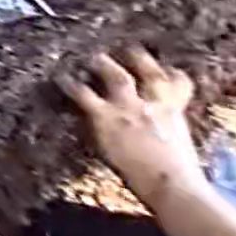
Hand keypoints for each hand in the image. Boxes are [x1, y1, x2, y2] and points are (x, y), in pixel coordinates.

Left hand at [58, 46, 206, 206]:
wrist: (174, 189)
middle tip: (121, 46)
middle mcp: (153, 106)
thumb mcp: (174, 138)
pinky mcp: (105, 116)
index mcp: (174, 113)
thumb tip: (147, 114)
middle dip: (136, 56)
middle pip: (149, 73)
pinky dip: (67, 82)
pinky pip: (81, 92)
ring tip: (86, 55)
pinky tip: (57, 77)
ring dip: (100, 63)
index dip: (168, 71)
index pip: (178, 84)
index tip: (158, 62)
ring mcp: (128, 109)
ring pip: (115, 75)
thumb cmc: (173, 170)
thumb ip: (161, 121)